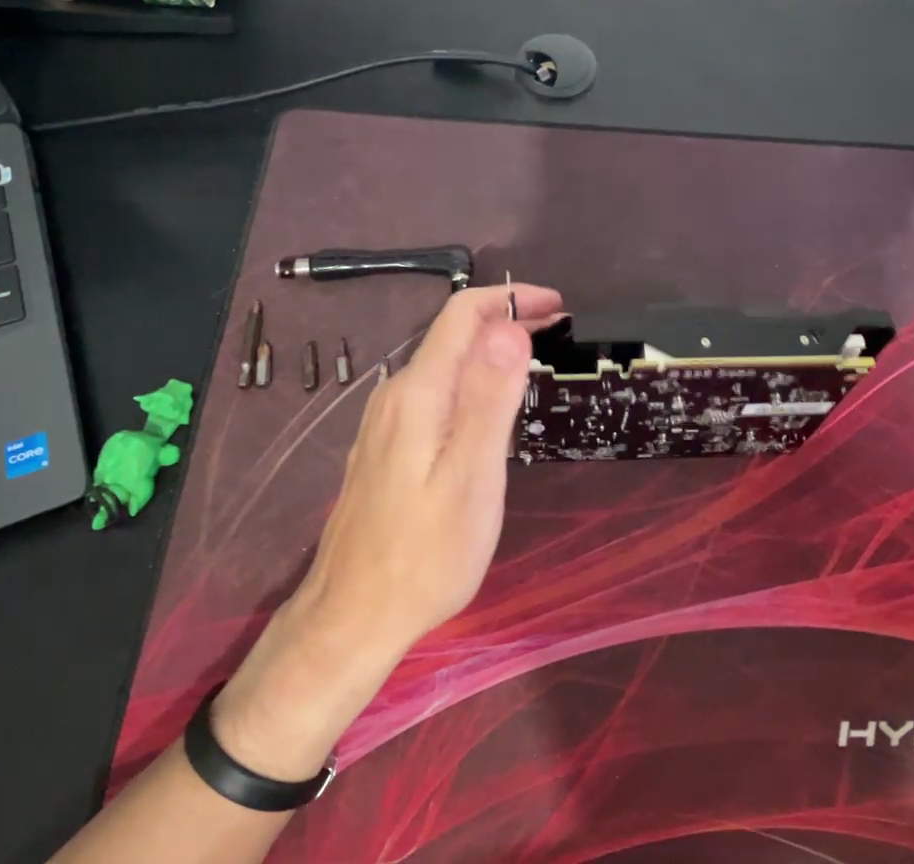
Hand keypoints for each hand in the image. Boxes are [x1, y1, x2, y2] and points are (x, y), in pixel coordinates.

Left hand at [212, 283, 563, 777]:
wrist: (354, 614)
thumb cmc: (425, 554)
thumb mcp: (472, 478)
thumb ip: (490, 399)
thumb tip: (510, 328)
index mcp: (419, 395)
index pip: (463, 316)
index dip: (512, 299)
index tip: (559, 306)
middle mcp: (395, 397)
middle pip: (451, 336)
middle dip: (505, 320)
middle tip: (557, 331)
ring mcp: (384, 425)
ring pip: (441, 366)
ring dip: (488, 351)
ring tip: (531, 362)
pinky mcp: (384, 450)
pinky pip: (432, 395)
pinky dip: (468, 382)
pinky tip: (486, 409)